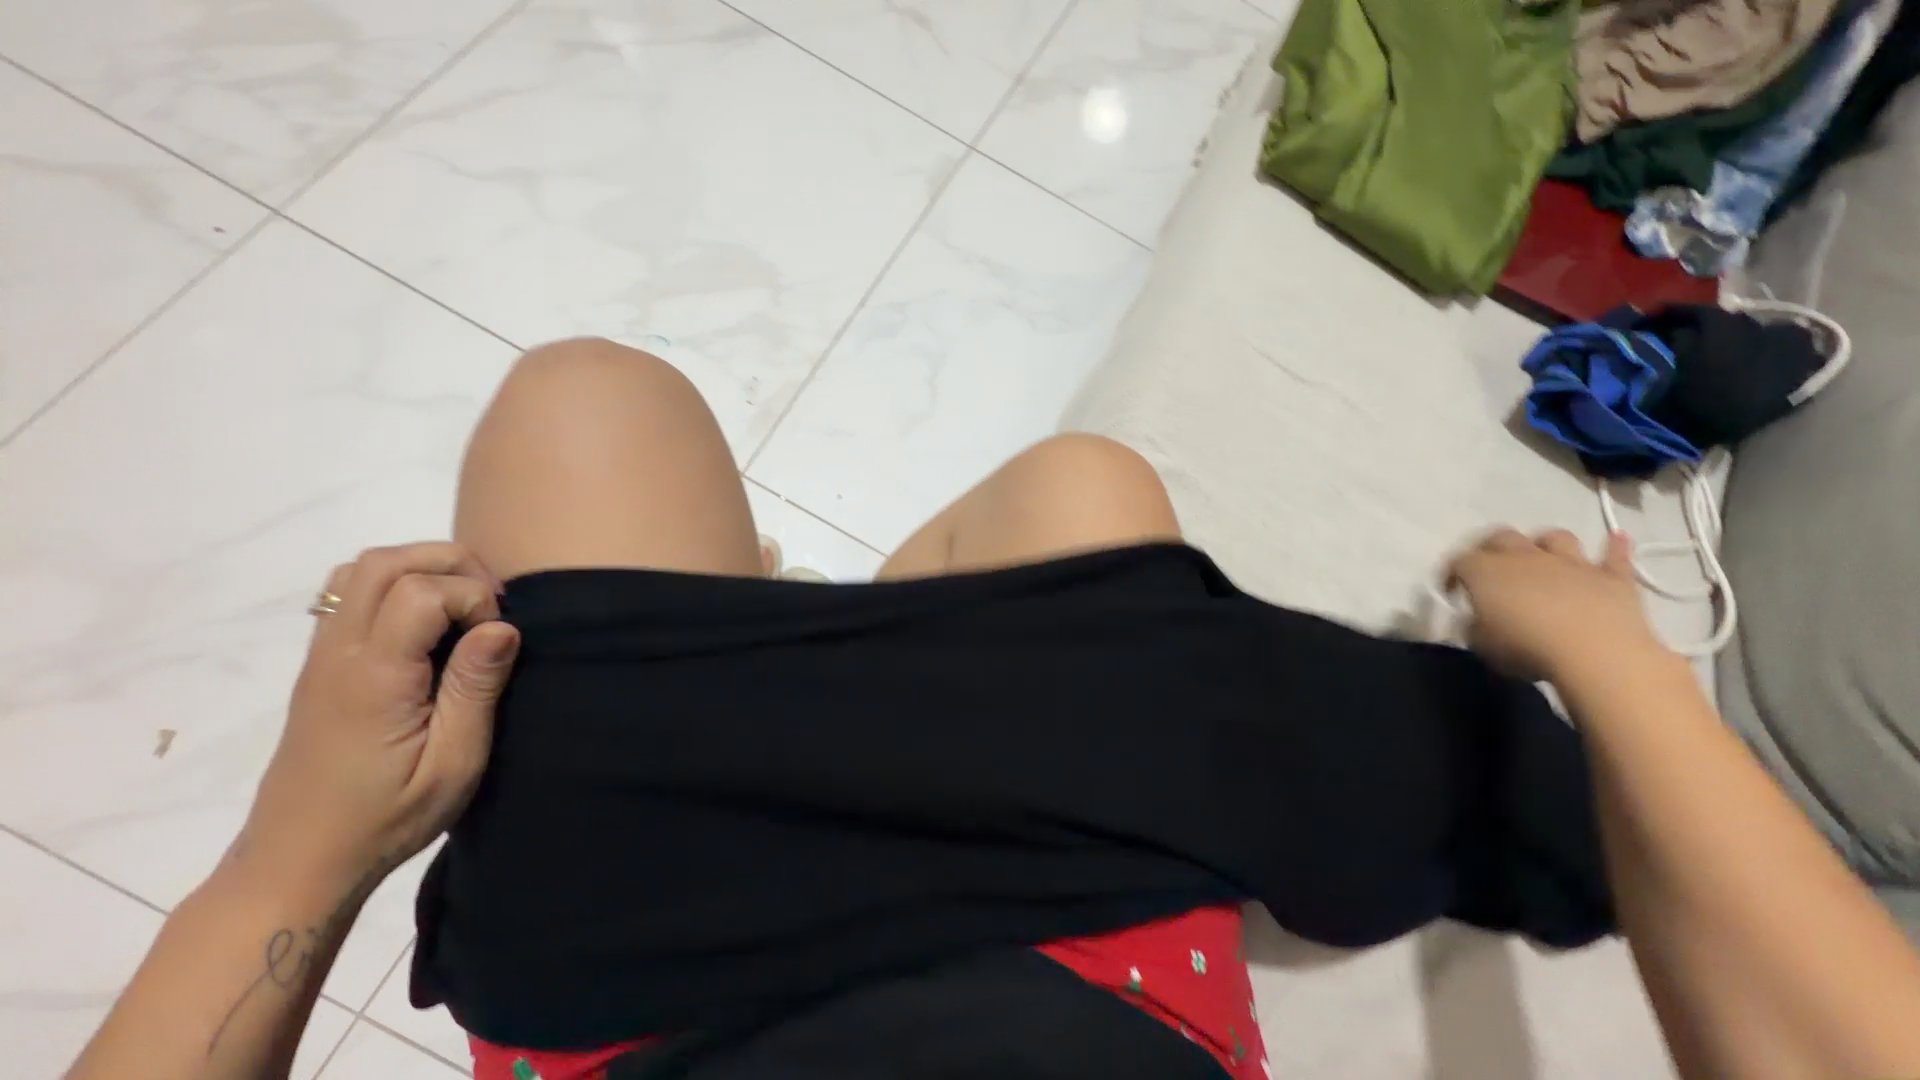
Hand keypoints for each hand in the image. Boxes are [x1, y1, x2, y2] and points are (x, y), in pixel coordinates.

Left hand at [237, 543, 520, 893]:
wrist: (299, 860)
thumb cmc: (387, 818)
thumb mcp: (454, 764)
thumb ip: (475, 688)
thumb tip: (503, 626)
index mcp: (374, 677)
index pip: (420, 591)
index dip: (474, 597)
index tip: (499, 638)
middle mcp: (339, 653)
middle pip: (385, 562)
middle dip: (450, 565)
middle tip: (491, 605)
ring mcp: (322, 655)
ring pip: (361, 570)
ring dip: (420, 569)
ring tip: (463, 607)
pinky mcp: (319, 665)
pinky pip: (348, 594)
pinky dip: (395, 586)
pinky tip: (427, 625)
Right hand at [1447, 528, 1668, 683]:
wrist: (1596, 653)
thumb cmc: (1527, 649)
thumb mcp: (1482, 644)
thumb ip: (1475, 625)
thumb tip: (1477, 619)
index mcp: (1486, 572)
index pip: (1459, 561)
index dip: (1451, 574)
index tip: (1450, 592)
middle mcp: (1525, 557)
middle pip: (1502, 537)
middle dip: (1491, 547)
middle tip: (1488, 568)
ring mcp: (1571, 563)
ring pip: (1555, 538)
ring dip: (1546, 544)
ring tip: (1542, 557)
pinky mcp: (1612, 578)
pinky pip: (1615, 556)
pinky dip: (1615, 547)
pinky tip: (1618, 538)